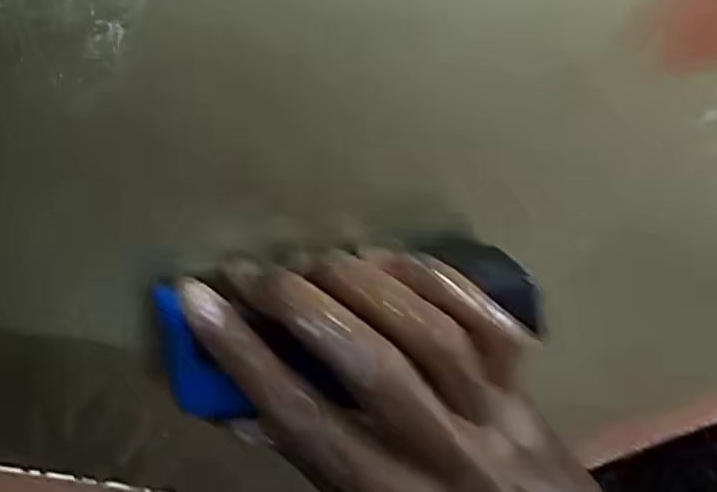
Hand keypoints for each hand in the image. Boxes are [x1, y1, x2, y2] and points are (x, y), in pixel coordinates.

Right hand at [176, 252, 596, 491]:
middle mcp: (449, 459)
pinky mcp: (524, 385)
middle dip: (298, 303)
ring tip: (310, 261)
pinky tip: (379, 258)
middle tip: (248, 272)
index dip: (239, 351)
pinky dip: (427, 277)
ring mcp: (498, 418)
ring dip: (356, 283)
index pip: (301, 415)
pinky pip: (483, 320)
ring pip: (429, 333)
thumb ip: (284, 435)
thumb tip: (207, 371)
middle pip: (373, 367)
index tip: (192, 295)